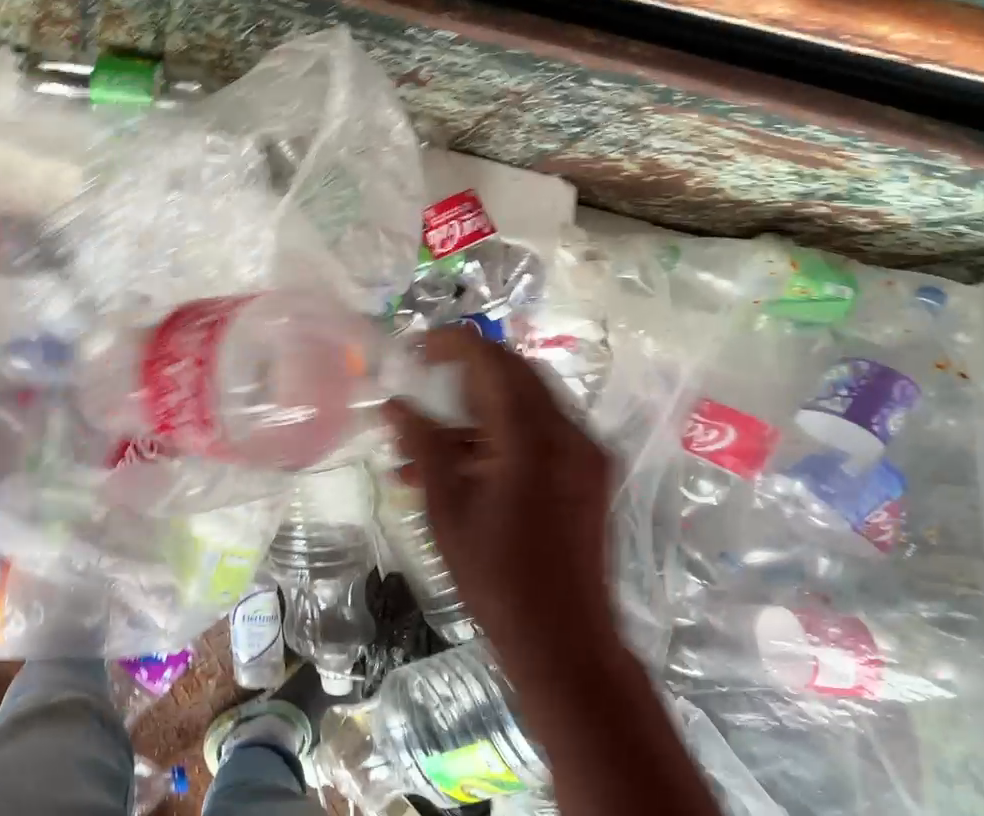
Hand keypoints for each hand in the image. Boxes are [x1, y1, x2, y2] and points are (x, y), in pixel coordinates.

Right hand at [381, 329, 618, 669]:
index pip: (491, 362)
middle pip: (515, 373)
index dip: (450, 344)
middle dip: (465, 368)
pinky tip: (459, 464)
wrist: (565, 640)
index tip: (413, 347)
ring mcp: (585, 455)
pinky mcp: (588, 475)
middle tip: (421, 376)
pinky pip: (540, 431)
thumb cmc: (496, 576)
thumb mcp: (446, 508)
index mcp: (532, 438)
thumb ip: (422, 445)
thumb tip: (395, 404)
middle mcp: (569, 435)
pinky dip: (499, 432)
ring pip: (527, 402)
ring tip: (427, 438)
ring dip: (478, 405)